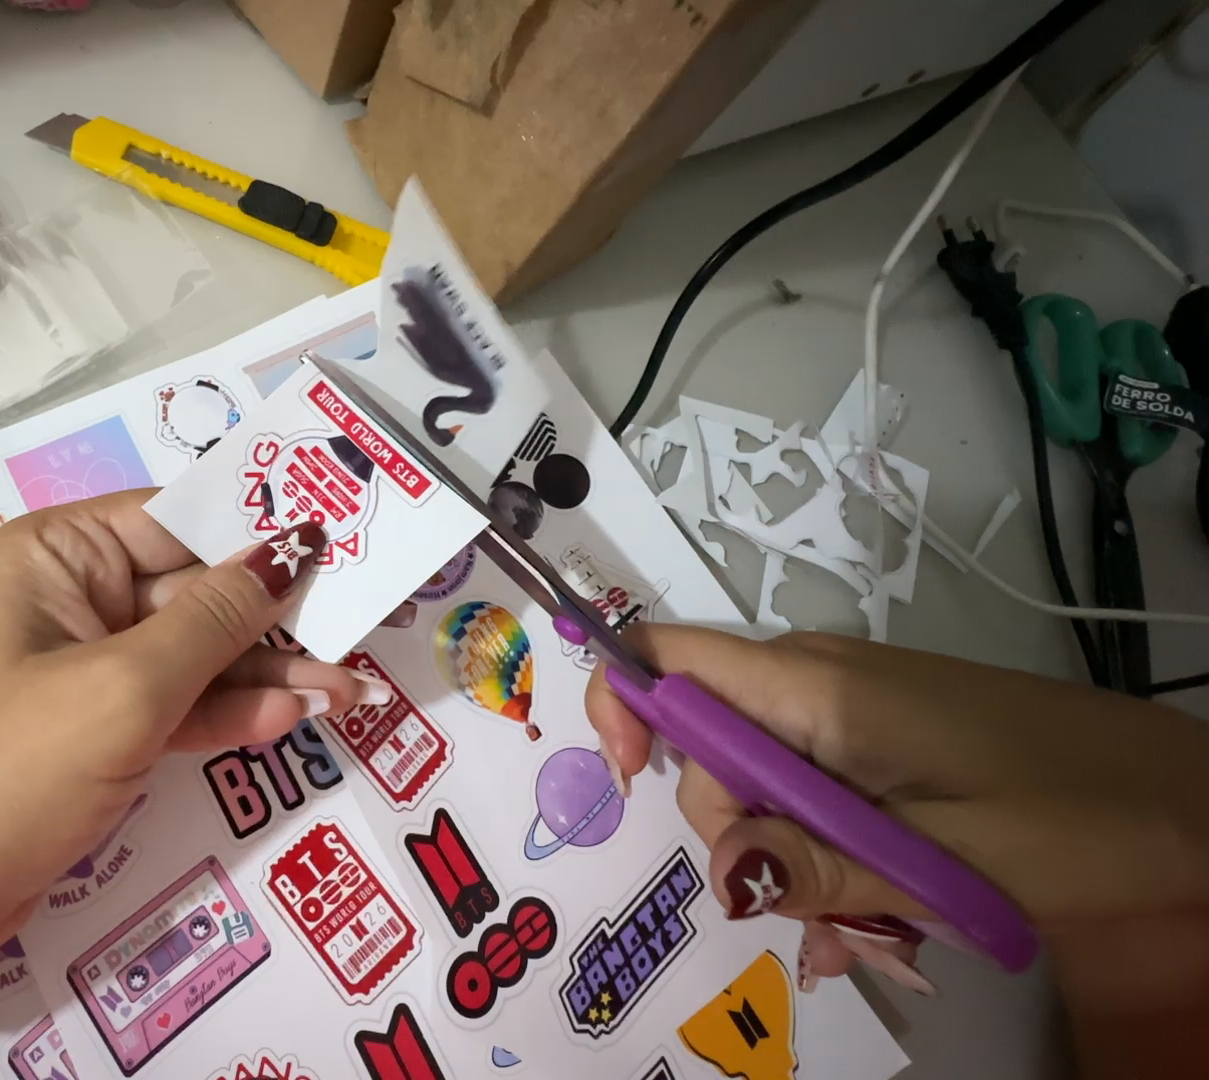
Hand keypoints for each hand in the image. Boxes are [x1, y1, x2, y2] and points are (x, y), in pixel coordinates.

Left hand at [0, 490, 392, 1066]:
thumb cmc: (3, 770)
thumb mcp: (123, 687)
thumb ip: (215, 619)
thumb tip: (290, 549)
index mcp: (59, 554)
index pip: (177, 520)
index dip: (257, 529)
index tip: (339, 538)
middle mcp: (72, 597)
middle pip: (193, 591)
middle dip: (273, 617)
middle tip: (360, 628)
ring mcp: (85, 668)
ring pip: (192, 654)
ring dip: (266, 673)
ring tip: (350, 691)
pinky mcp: (95, 730)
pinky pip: (174, 705)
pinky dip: (226, 712)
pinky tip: (291, 716)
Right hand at [586, 626, 1208, 1016]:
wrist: (1198, 793)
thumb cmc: (1084, 819)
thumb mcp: (950, 863)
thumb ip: (822, 866)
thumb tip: (721, 877)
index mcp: (810, 685)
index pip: (663, 654)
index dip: (619, 701)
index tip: (628, 777)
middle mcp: (804, 674)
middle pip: (698, 733)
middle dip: (727, 819)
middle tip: (803, 896)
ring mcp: (831, 696)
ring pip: (744, 761)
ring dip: (773, 838)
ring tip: (857, 912)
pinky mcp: (857, 722)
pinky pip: (789, 768)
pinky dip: (803, 830)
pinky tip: (862, 887)